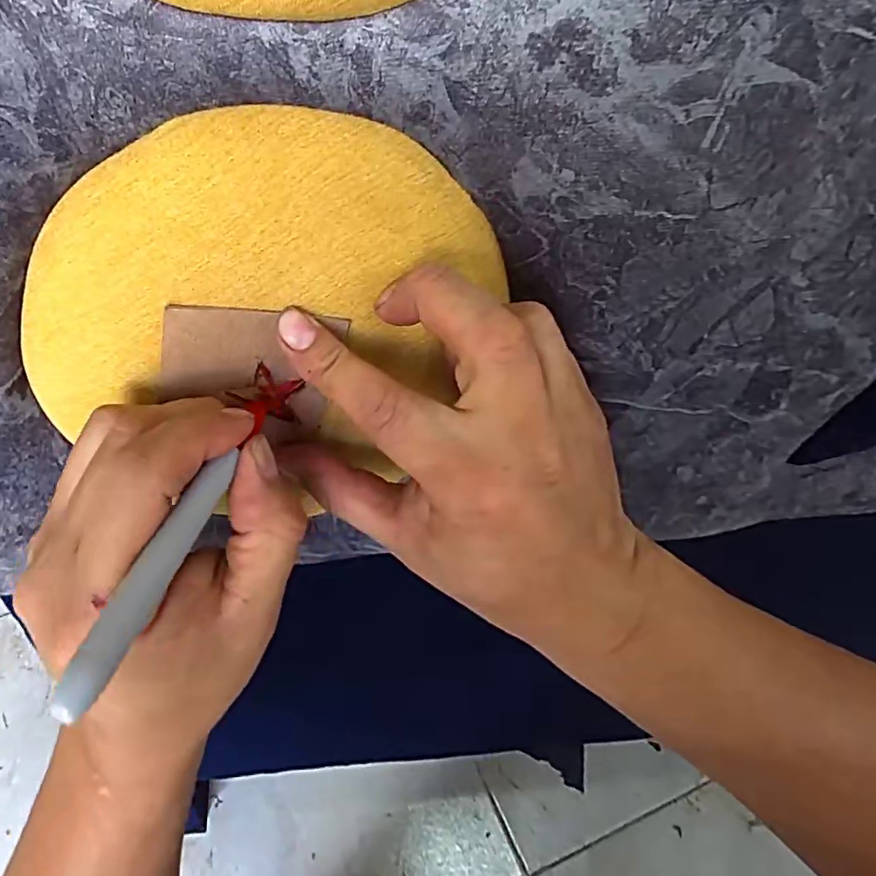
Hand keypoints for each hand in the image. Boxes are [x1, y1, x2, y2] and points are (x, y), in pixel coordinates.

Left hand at [16, 399, 307, 777]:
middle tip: (239, 432)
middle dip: (186, 421)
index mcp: (93, 599)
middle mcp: (49, 561)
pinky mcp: (44, 533)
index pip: (139, 476)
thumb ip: (268, 530)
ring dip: (164, 425)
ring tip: (212, 445)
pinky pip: (93, 457)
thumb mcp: (253, 614)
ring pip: (99, 438)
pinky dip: (143, 443)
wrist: (126, 731)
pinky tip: (177, 465)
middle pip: (115, 444)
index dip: (198, 433)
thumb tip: (256, 448)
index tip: (250, 425)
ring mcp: (37, 544)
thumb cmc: (194, 684)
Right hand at [275, 264, 656, 662]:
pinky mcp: (580, 391)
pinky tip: (476, 353)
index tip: (293, 324)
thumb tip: (287, 451)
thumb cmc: (486, 569)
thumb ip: (342, 486)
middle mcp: (515, 425)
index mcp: (460, 471)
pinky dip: (498, 323)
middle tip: (386, 313)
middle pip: (472, 320)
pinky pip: (537, 328)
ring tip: (433, 330)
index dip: (330, 360)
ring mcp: (558, 402)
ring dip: (462, 305)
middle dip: (418, 291)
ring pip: (511, 311)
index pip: (382, 402)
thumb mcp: (404, 537)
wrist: (588, 583)